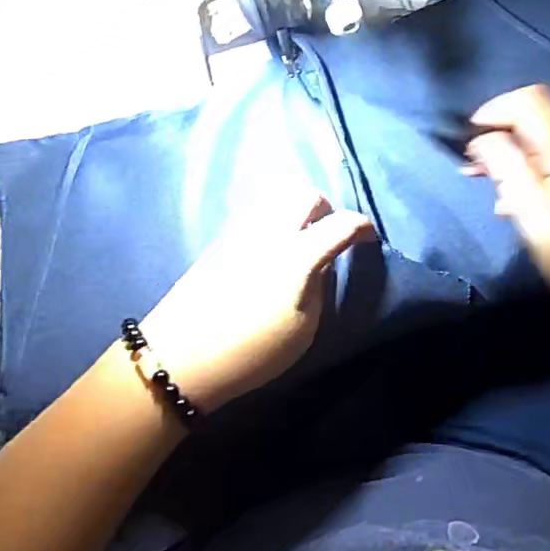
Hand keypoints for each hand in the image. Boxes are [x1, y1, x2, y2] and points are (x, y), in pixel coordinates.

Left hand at [137, 192, 374, 411]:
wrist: (181, 357)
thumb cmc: (251, 350)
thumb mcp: (303, 329)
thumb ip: (318, 286)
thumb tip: (319, 262)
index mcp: (297, 256)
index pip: (341, 224)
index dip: (362, 227)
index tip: (368, 238)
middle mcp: (270, 233)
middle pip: (306, 194)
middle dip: (326, 208)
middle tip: (328, 234)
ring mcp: (241, 232)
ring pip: (276, 197)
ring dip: (296, 209)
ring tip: (299, 238)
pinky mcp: (221, 240)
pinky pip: (256, 213)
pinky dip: (273, 219)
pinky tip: (271, 247)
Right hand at [466, 85, 549, 322]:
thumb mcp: (542, 224)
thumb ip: (511, 175)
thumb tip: (484, 140)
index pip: (531, 100)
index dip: (495, 110)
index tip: (469, 140)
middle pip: (542, 115)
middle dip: (503, 134)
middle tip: (475, 169)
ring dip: (519, 153)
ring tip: (495, 188)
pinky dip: (540, 166)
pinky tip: (527, 200)